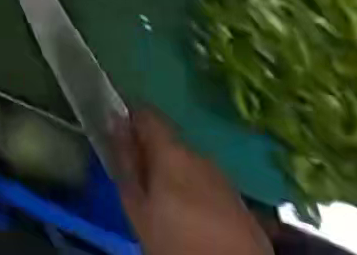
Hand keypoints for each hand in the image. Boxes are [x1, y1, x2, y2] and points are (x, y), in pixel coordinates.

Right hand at [114, 109, 271, 254]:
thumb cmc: (176, 243)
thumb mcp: (137, 208)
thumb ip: (125, 162)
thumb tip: (116, 124)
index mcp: (171, 152)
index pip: (147, 114)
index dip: (130, 120)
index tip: (118, 138)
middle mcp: (199, 156)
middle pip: (169, 143)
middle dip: (153, 155)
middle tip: (140, 182)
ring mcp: (224, 179)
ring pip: (190, 165)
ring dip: (175, 175)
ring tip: (166, 205)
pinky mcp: (241, 203)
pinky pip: (209, 186)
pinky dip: (196, 193)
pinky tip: (193, 219)